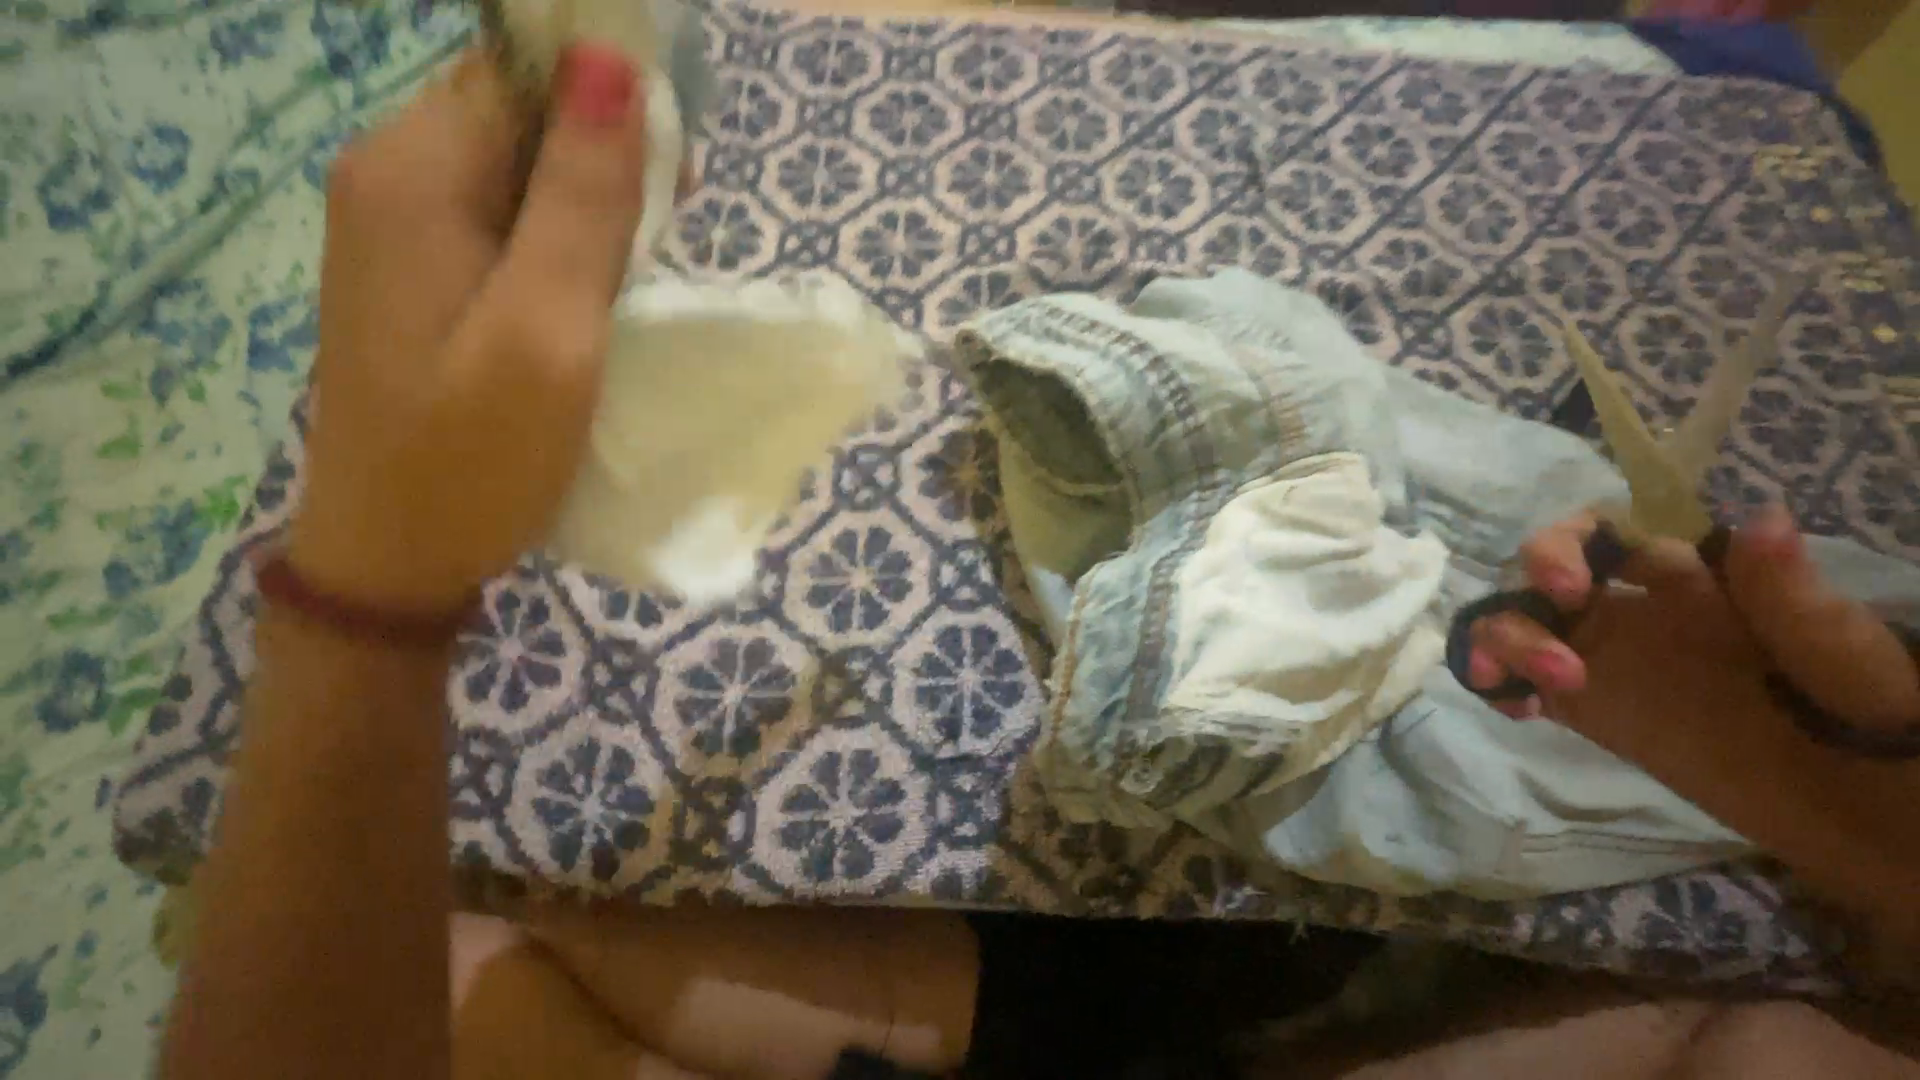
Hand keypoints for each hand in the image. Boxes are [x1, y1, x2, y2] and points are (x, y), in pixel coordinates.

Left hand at [288, 44, 652, 615]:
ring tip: (640, 279)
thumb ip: (581, 200)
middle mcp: (395, 181)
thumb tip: (612, 63)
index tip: (672, 177)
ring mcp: (405, 233)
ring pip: (524, 174)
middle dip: (607, 161)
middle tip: (664, 243)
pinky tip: (600, 299)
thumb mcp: (548, 330)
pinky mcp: (427, 279)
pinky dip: (569, 248)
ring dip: (595, 210)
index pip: (522, 69)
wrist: (396, 556)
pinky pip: (511, 227)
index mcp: (415, 175)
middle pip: (523, 116)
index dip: (607, 99)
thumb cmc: (476, 455)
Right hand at [1465, 505, 1919, 757]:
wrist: (1871, 815)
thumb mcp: (1849, 663)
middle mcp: (1633, 606)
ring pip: (1516, 621)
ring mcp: (1601, 655)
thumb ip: (1793, 598)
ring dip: (1504, 643)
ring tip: (1534, 691)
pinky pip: (1516, 676)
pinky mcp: (1583, 705)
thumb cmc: (1876, 727)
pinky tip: (1514, 706)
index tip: (1566, 590)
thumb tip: (1759, 516)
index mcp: (1690, 580)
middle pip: (1538, 574)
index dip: (1565, 546)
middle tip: (1554, 666)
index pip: (1603, 532)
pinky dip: (1497, 680)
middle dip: (1522, 601)